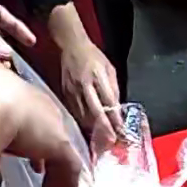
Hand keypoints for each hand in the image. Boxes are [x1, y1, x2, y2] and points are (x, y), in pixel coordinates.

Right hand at [53, 20, 123, 137]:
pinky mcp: (65, 94)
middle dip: (104, 128)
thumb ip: (114, 89)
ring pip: (83, 115)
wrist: (71, 45)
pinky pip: (75, 112)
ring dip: (93, 129)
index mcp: (98, 76)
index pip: (109, 102)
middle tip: (111, 141)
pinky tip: (89, 131)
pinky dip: (83, 123)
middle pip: (95, 111)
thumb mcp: (109, 68)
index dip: (115, 118)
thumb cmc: (93, 56)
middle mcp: (84, 85)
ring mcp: (73, 90)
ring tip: (101, 140)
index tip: (121, 131)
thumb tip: (117, 109)